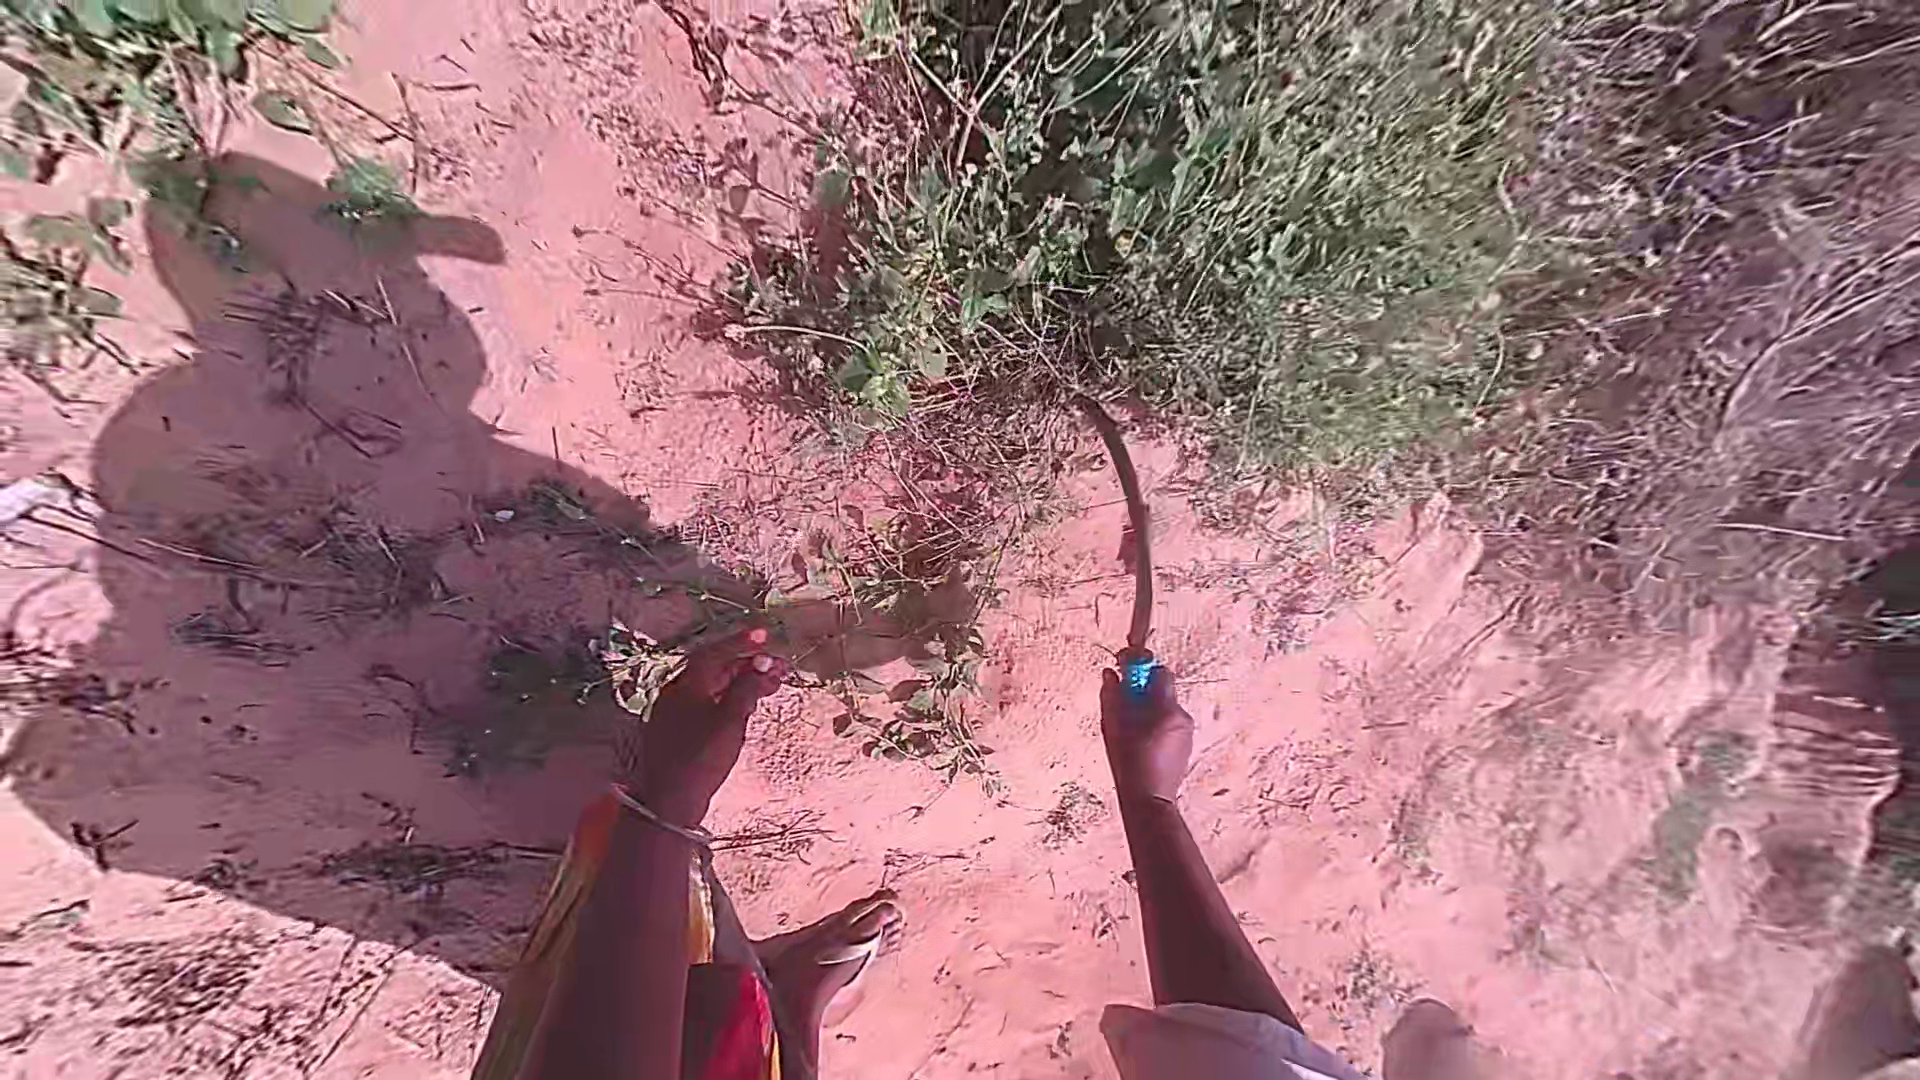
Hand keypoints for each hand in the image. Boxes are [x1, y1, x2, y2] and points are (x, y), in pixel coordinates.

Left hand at [627, 627, 789, 825]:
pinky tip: (747, 705)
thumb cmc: (701, 756)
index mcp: (687, 683)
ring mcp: (676, 711)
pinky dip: (731, 697)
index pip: (717, 652)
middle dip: (748, 664)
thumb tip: (764, 665)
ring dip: (742, 681)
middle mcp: (678, 692)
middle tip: (777, 666)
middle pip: (716, 668)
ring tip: (771, 685)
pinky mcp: (679, 730)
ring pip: (714, 686)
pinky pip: (708, 702)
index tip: (764, 635)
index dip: (742, 642)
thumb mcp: (730, 719)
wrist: (669, 802)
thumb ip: (748, 687)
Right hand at [1099, 665, 1192, 804]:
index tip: (1125, 669)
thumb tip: (1111, 673)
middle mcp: (1180, 715)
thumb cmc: (1128, 760)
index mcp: (1165, 708)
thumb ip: (1112, 693)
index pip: (1159, 671)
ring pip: (1165, 705)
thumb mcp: (1112, 724)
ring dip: (1149, 706)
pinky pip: (1169, 721)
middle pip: (1163, 687)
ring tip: (1131, 725)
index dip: (1141, 666)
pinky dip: (1156, 722)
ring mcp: (1186, 730)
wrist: (1149, 798)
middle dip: (1143, 688)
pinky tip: (1142, 739)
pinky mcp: (1185, 743)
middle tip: (1124, 701)